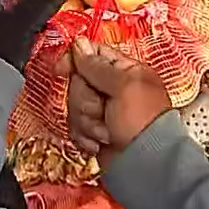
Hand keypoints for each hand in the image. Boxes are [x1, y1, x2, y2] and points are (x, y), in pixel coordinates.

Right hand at [62, 37, 172, 165]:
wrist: (145, 164)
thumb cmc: (142, 121)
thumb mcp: (123, 86)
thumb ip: (97, 66)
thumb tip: (79, 43)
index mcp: (124, 70)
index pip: (92, 54)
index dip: (75, 60)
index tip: (63, 69)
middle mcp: (112, 87)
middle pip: (78, 81)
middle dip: (85, 98)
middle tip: (102, 109)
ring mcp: (102, 110)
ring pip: (74, 104)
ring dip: (87, 120)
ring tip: (107, 131)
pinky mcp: (93, 130)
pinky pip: (75, 125)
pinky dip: (86, 135)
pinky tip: (101, 141)